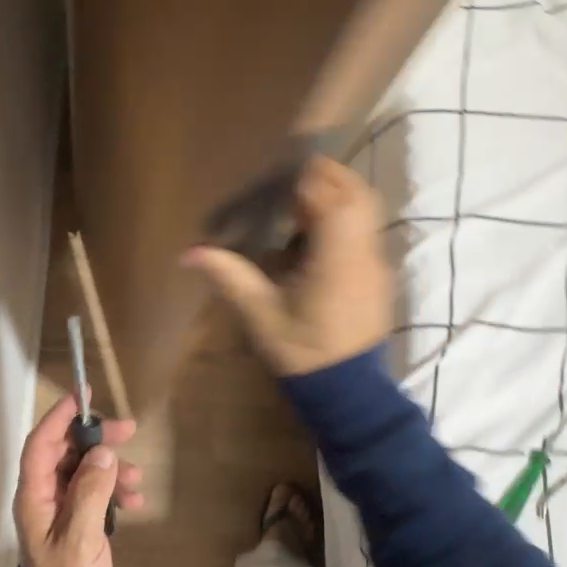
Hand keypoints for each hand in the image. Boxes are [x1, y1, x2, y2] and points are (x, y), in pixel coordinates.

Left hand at [14, 396, 142, 566]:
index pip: (41, 445)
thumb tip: (103, 453)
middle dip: (96, 439)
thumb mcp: (81, 539)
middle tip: (129, 430)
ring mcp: (60, 509)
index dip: (58, 418)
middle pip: (66, 452)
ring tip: (138, 478)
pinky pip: (94, 492)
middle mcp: (43, 497)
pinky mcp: (77, 521)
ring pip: (84, 470)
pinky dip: (115, 491)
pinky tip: (135, 501)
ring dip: (111, 467)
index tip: (82, 396)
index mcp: (33, 497)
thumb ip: (90, 493)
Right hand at [182, 155, 392, 375]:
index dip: (306, 179)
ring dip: (336, 198)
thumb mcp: (260, 315)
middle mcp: (364, 252)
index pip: (330, 197)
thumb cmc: (302, 351)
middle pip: (357, 194)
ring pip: (366, 211)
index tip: (276, 175)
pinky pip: (364, 232)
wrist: (348, 391)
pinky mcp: (377, 276)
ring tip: (297, 204)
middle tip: (288, 179)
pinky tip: (312, 238)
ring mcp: (376, 263)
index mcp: (337, 257)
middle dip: (326, 178)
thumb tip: (189, 254)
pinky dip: (342, 221)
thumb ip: (230, 276)